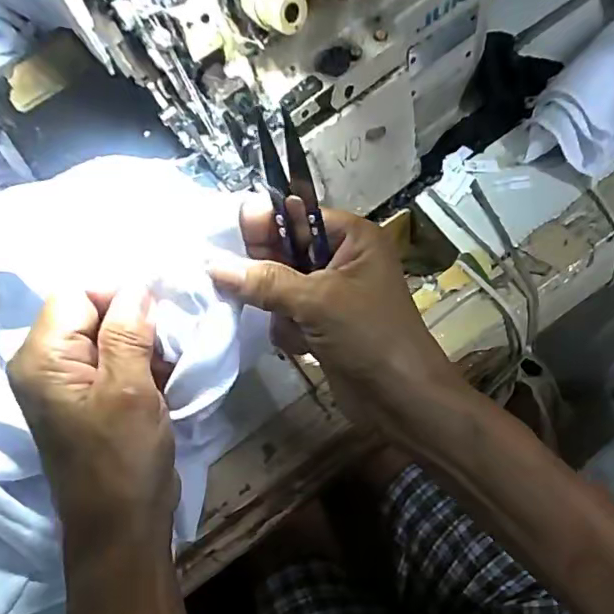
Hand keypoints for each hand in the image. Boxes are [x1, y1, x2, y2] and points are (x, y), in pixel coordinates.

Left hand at [9, 287, 176, 552]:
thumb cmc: (124, 459)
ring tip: (171, 362)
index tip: (160, 316)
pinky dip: (141, 363)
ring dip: (142, 343)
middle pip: (89, 313)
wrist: (123, 525)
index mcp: (41, 358)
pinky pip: (114, 364)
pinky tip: (166, 377)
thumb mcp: (129, 389)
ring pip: (106, 338)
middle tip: (170, 341)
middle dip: (133, 320)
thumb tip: (137, 286)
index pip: (76, 295)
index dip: (119, 296)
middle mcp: (44, 366)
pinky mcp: (89, 401)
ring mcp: (67, 385)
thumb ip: (127, 332)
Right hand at [209, 197, 468, 440]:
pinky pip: (286, 316)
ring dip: (277, 307)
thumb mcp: (318, 301)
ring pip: (279, 287)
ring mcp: (330, 295)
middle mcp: (340, 260)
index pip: (297, 214)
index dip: (262, 223)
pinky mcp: (321, 326)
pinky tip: (302, 346)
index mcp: (351, 237)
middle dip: (265, 270)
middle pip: (283, 250)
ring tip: (290, 323)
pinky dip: (288, 330)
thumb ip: (265, 281)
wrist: (401, 398)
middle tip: (239, 283)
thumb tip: (212, 264)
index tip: (225, 238)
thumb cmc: (370, 336)